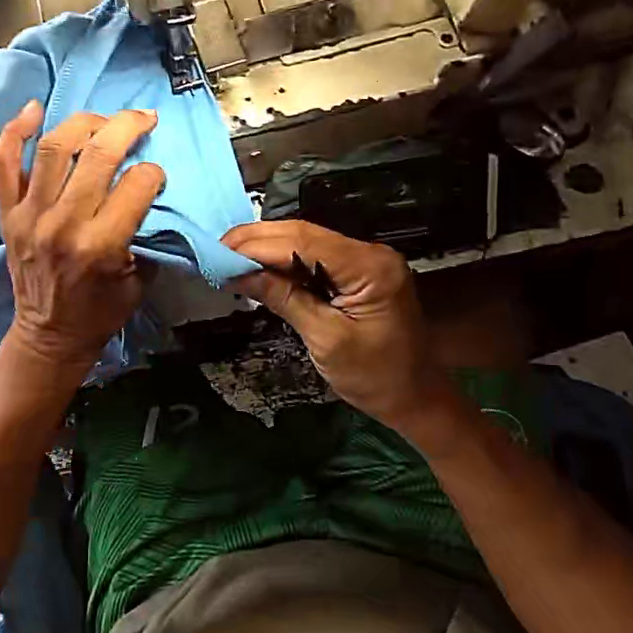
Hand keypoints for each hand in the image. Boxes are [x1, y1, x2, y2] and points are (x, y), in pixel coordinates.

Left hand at [0, 102, 165, 378]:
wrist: (50, 335)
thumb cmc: (100, 312)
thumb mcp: (140, 280)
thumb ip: (149, 234)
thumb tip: (153, 193)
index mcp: (101, 244)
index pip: (137, 183)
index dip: (154, 174)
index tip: (156, 177)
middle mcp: (63, 223)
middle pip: (98, 153)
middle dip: (128, 127)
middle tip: (144, 118)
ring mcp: (30, 215)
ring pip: (54, 147)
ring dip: (83, 122)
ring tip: (103, 119)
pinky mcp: (8, 213)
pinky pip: (4, 163)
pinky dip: (15, 131)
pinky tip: (34, 110)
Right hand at [222, 220, 450, 426]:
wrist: (416, 398)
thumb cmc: (375, 376)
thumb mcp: (325, 339)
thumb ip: (284, 298)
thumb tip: (239, 274)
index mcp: (369, 267)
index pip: (303, 241)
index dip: (258, 244)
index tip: (220, 252)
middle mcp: (369, 253)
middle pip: (303, 234)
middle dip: (257, 241)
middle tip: (216, 251)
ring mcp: (364, 261)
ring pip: (306, 242)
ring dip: (266, 248)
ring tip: (228, 257)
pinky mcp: (357, 274)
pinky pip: (314, 258)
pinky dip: (283, 261)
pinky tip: (258, 267)